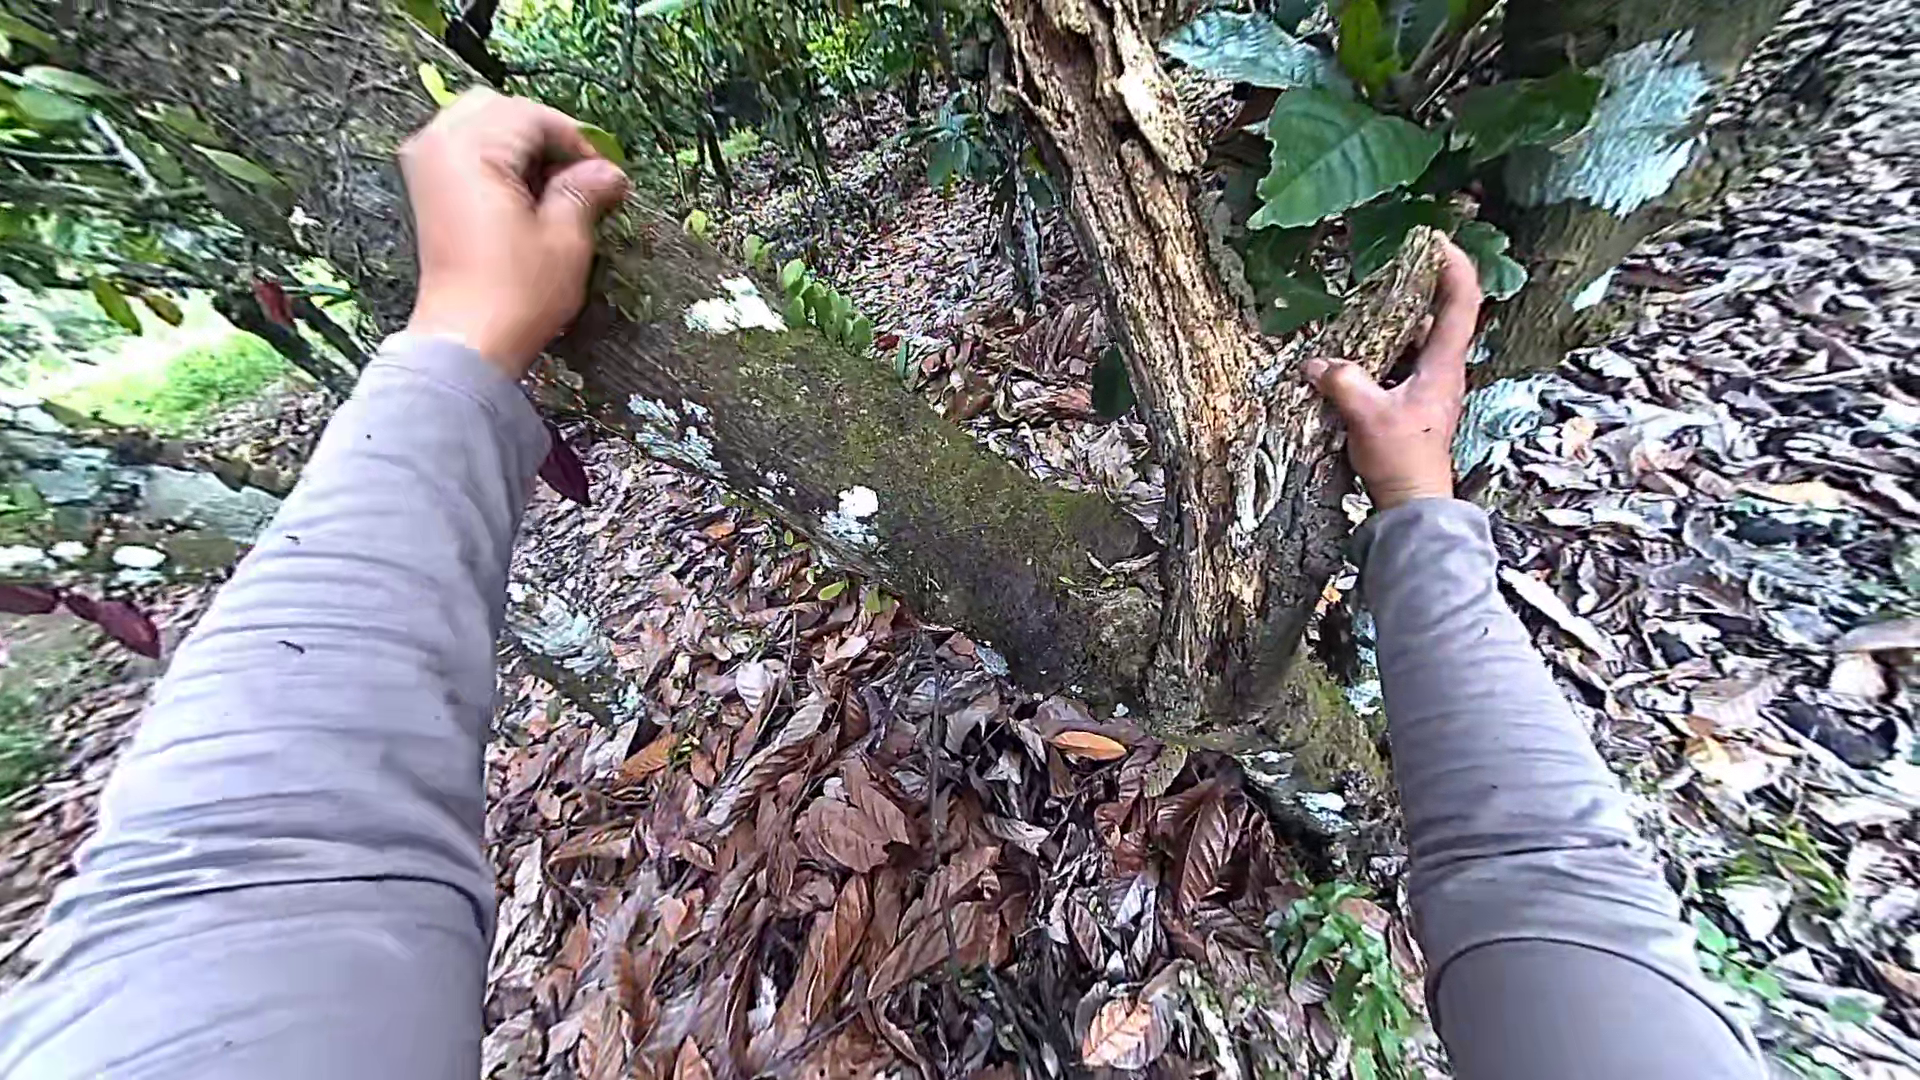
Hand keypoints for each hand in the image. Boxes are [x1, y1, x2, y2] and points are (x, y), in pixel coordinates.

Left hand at [398, 89, 629, 376]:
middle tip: (587, 177)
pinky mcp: (432, 191)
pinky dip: (504, 165)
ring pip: (482, 128)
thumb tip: (612, 173)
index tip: (610, 177)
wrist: (471, 335)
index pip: (530, 116)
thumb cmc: (522, 291)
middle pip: (499, 111)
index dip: (577, 141)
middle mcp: (439, 144)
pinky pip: (468, 153)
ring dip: (527, 151)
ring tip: (565, 192)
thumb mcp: (566, 239)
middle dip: (548, 137)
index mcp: (472, 150)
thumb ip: (585, 194)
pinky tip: (534, 200)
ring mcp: (429, 167)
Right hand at [1305, 239, 1481, 510]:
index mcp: (1443, 366)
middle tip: (1382, 282)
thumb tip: (1315, 363)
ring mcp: (1426, 390)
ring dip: (1389, 331)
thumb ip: (1342, 383)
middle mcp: (1441, 372)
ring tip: (1358, 323)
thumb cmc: (1400, 457)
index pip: (1462, 303)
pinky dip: (1377, 359)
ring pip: (1412, 346)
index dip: (1454, 268)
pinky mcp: (1410, 406)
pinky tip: (1350, 365)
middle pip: (1435, 320)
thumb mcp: (1368, 416)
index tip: (1436, 242)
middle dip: (1411, 296)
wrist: (1411, 499)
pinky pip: (1396, 369)